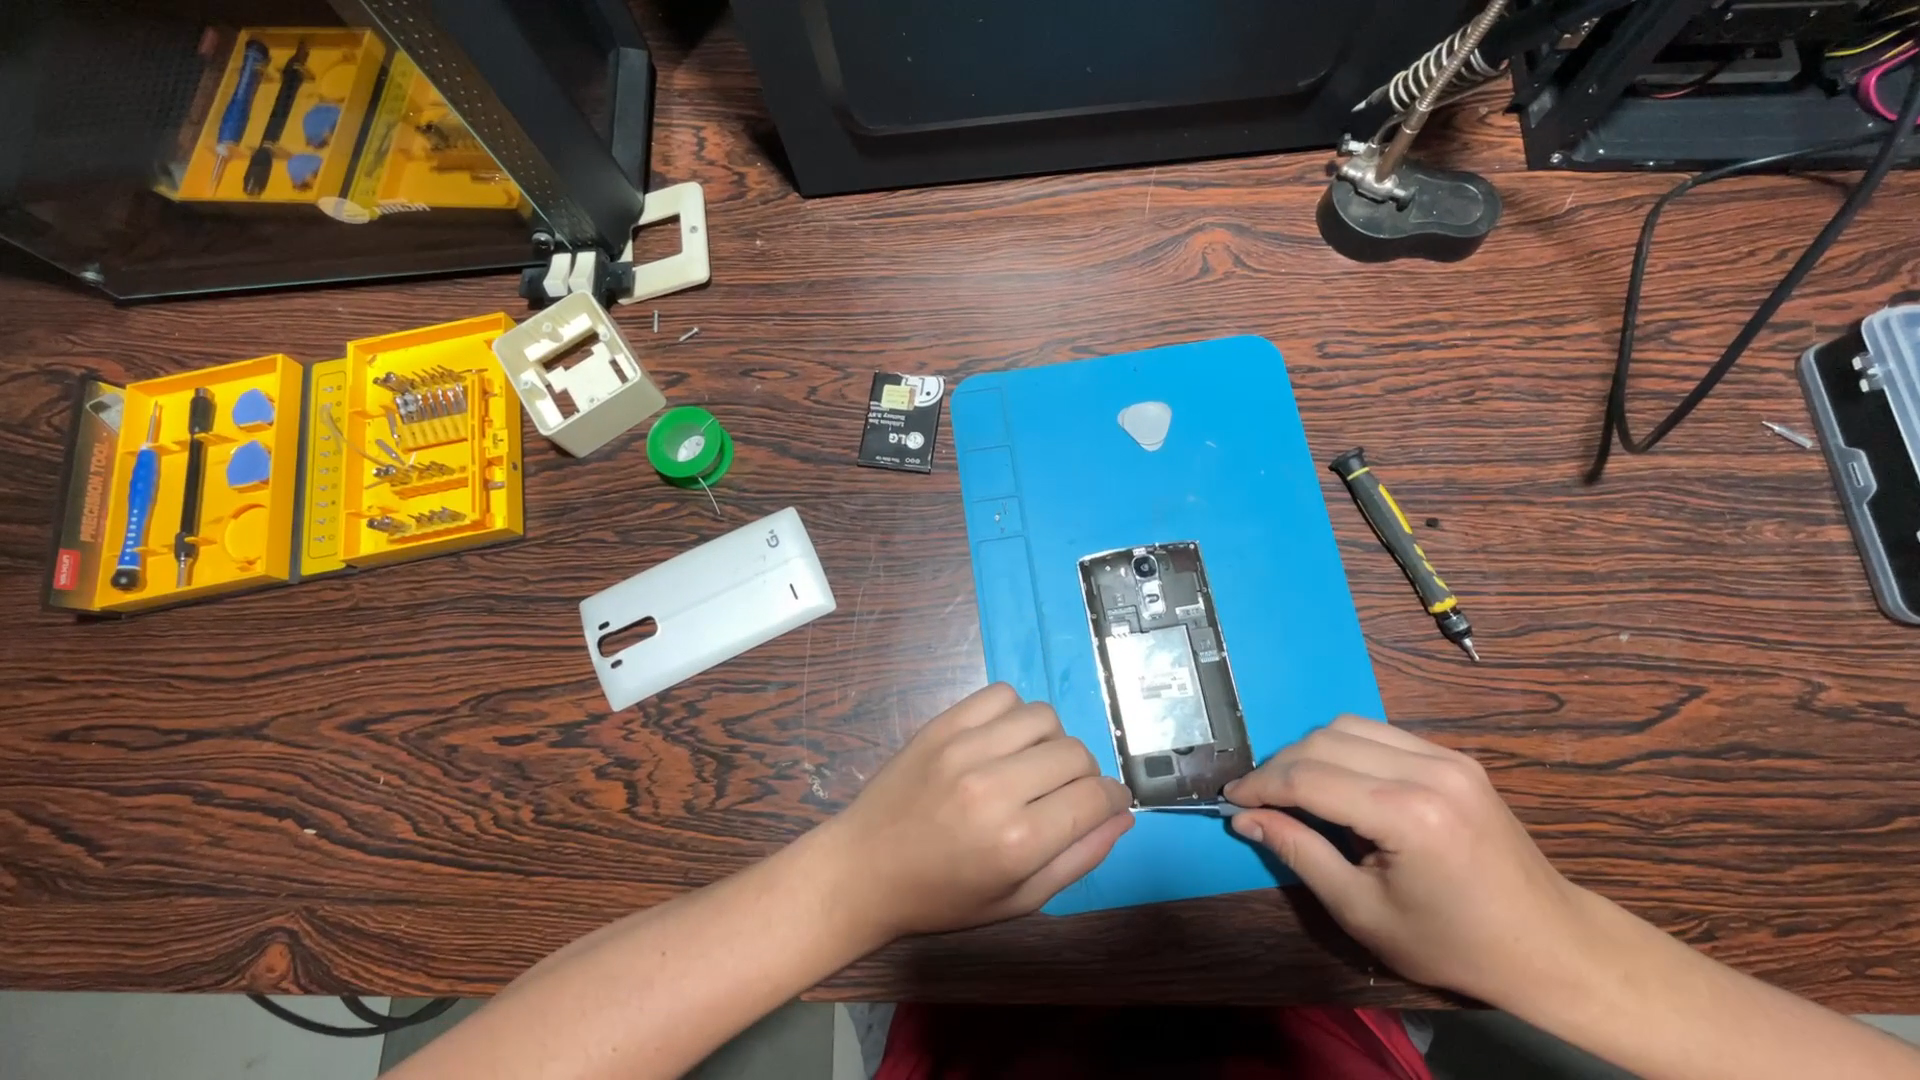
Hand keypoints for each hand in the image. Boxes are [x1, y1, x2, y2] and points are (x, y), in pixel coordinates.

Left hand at [820, 683, 1132, 938]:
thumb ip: (1078, 858)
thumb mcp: (1018, 900)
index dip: (1112, 799)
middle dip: (1084, 774)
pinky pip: (1002, 695)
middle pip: (1076, 753)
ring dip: (1050, 741)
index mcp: (1018, 842)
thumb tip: (1122, 815)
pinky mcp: (942, 725)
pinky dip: (1014, 714)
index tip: (1104, 803)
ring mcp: (965, 749)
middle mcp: (995, 788)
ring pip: (1044, 717)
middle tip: (1061, 793)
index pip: (1095, 797)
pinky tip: (1001, 741)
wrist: (863, 869)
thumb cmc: (942, 897)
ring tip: (1029, 765)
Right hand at [1224, 716, 1587, 1003]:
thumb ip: (1299, 853)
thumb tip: (1246, 819)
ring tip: (1292, 789)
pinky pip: (1379, 734)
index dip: (1260, 785)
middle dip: (1279, 767)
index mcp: (1407, 814)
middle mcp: (1427, 770)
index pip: (1308, 777)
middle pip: (1322, 742)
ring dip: (1309, 752)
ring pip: (1347, 727)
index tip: (1230, 800)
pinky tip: (1336, 782)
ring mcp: (1446, 758)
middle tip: (1256, 800)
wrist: (1553, 947)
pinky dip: (1343, 750)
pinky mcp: (1455, 759)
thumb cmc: (1454, 944)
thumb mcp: (1363, 911)